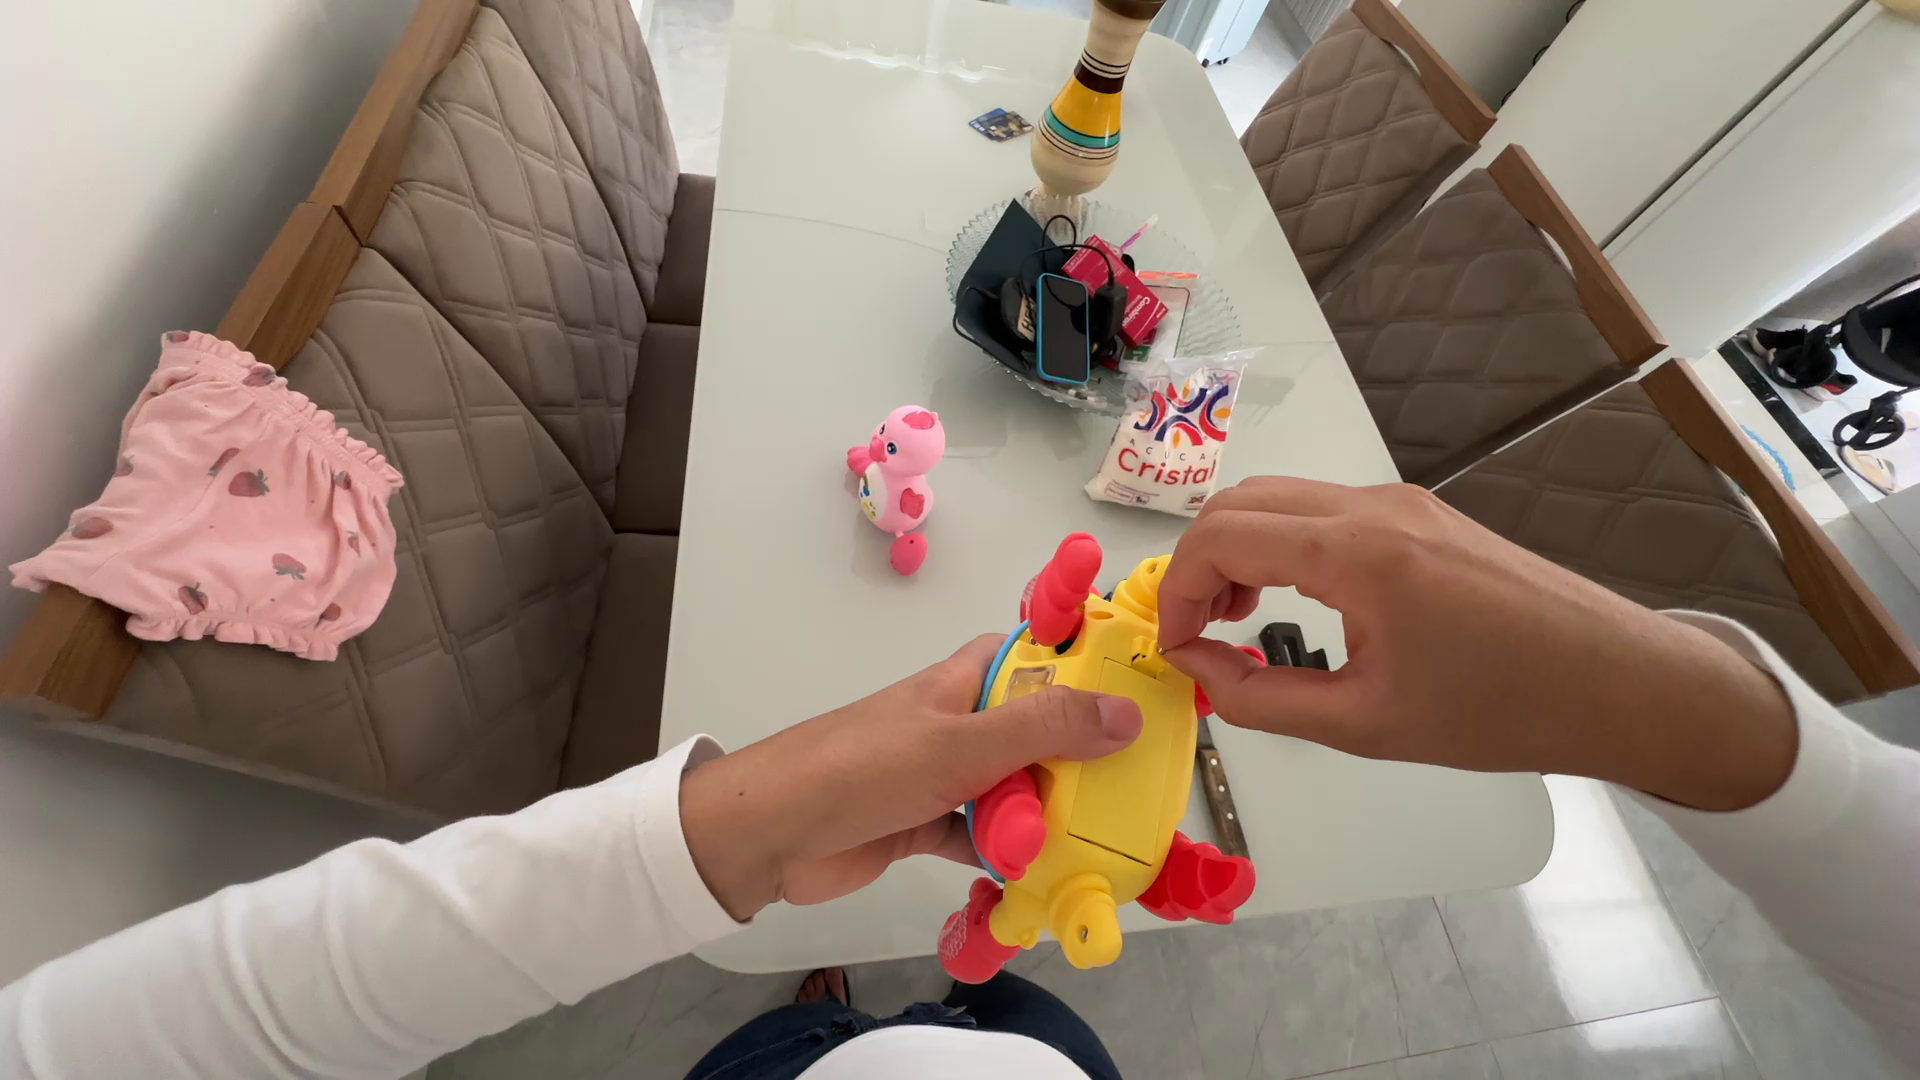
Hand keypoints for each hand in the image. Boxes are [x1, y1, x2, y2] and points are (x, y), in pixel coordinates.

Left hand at [679, 635, 1143, 920]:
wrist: (774, 833)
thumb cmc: (870, 766)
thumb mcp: (962, 742)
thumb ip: (1044, 727)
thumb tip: (1129, 713)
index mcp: (970, 678)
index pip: (1041, 653)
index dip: (1090, 665)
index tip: (1144, 692)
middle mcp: (965, 718)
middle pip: (1041, 729)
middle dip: (1083, 758)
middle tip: (1141, 790)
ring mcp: (950, 772)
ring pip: (1019, 785)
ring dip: (1051, 814)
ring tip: (1107, 846)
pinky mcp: (934, 821)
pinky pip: (991, 834)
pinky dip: (1014, 854)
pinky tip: (1050, 881)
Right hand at [1157, 478, 1798, 811]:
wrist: (1629, 686)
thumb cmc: (1498, 712)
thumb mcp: (1361, 723)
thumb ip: (1256, 697)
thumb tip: (1194, 666)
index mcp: (1355, 552)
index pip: (1219, 537)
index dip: (1176, 592)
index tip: (1177, 645)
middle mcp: (1367, 504)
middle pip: (1234, 502)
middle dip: (1196, 564)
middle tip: (1200, 629)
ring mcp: (1394, 498)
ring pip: (1270, 496)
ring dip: (1234, 549)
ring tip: (1239, 613)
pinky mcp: (1413, 509)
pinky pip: (1313, 507)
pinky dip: (1275, 542)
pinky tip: (1291, 592)